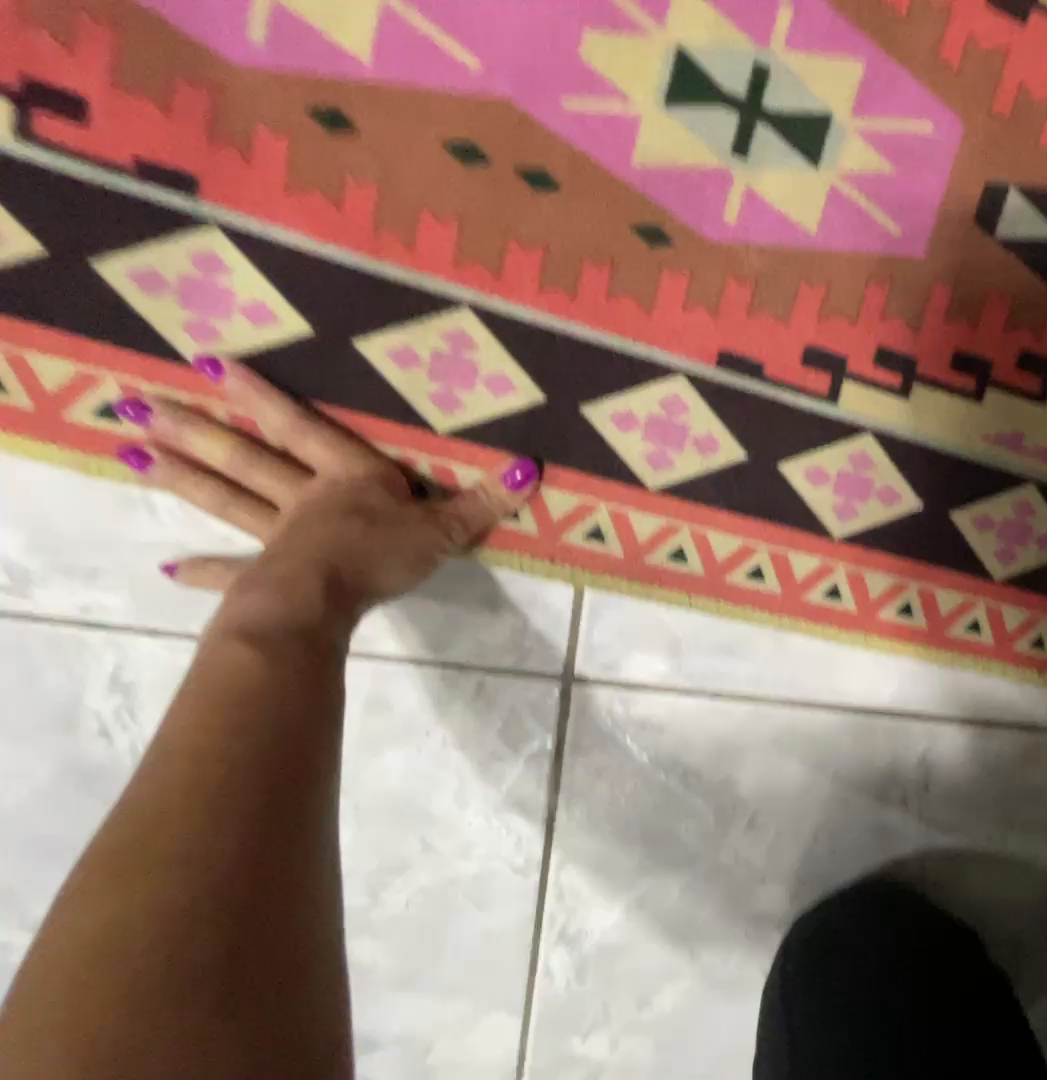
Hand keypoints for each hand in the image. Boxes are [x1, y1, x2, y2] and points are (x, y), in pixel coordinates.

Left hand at [111, 355, 540, 636]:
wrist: (323, 604)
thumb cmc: (382, 555)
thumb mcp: (446, 526)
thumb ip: (484, 499)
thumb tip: (532, 466)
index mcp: (349, 480)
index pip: (305, 430)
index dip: (265, 399)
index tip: (213, 364)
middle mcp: (306, 500)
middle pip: (250, 460)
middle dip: (200, 432)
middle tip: (135, 404)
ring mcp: (279, 539)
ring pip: (229, 500)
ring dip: (184, 479)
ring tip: (128, 455)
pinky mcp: (267, 578)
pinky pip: (233, 571)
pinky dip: (205, 570)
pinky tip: (168, 569)